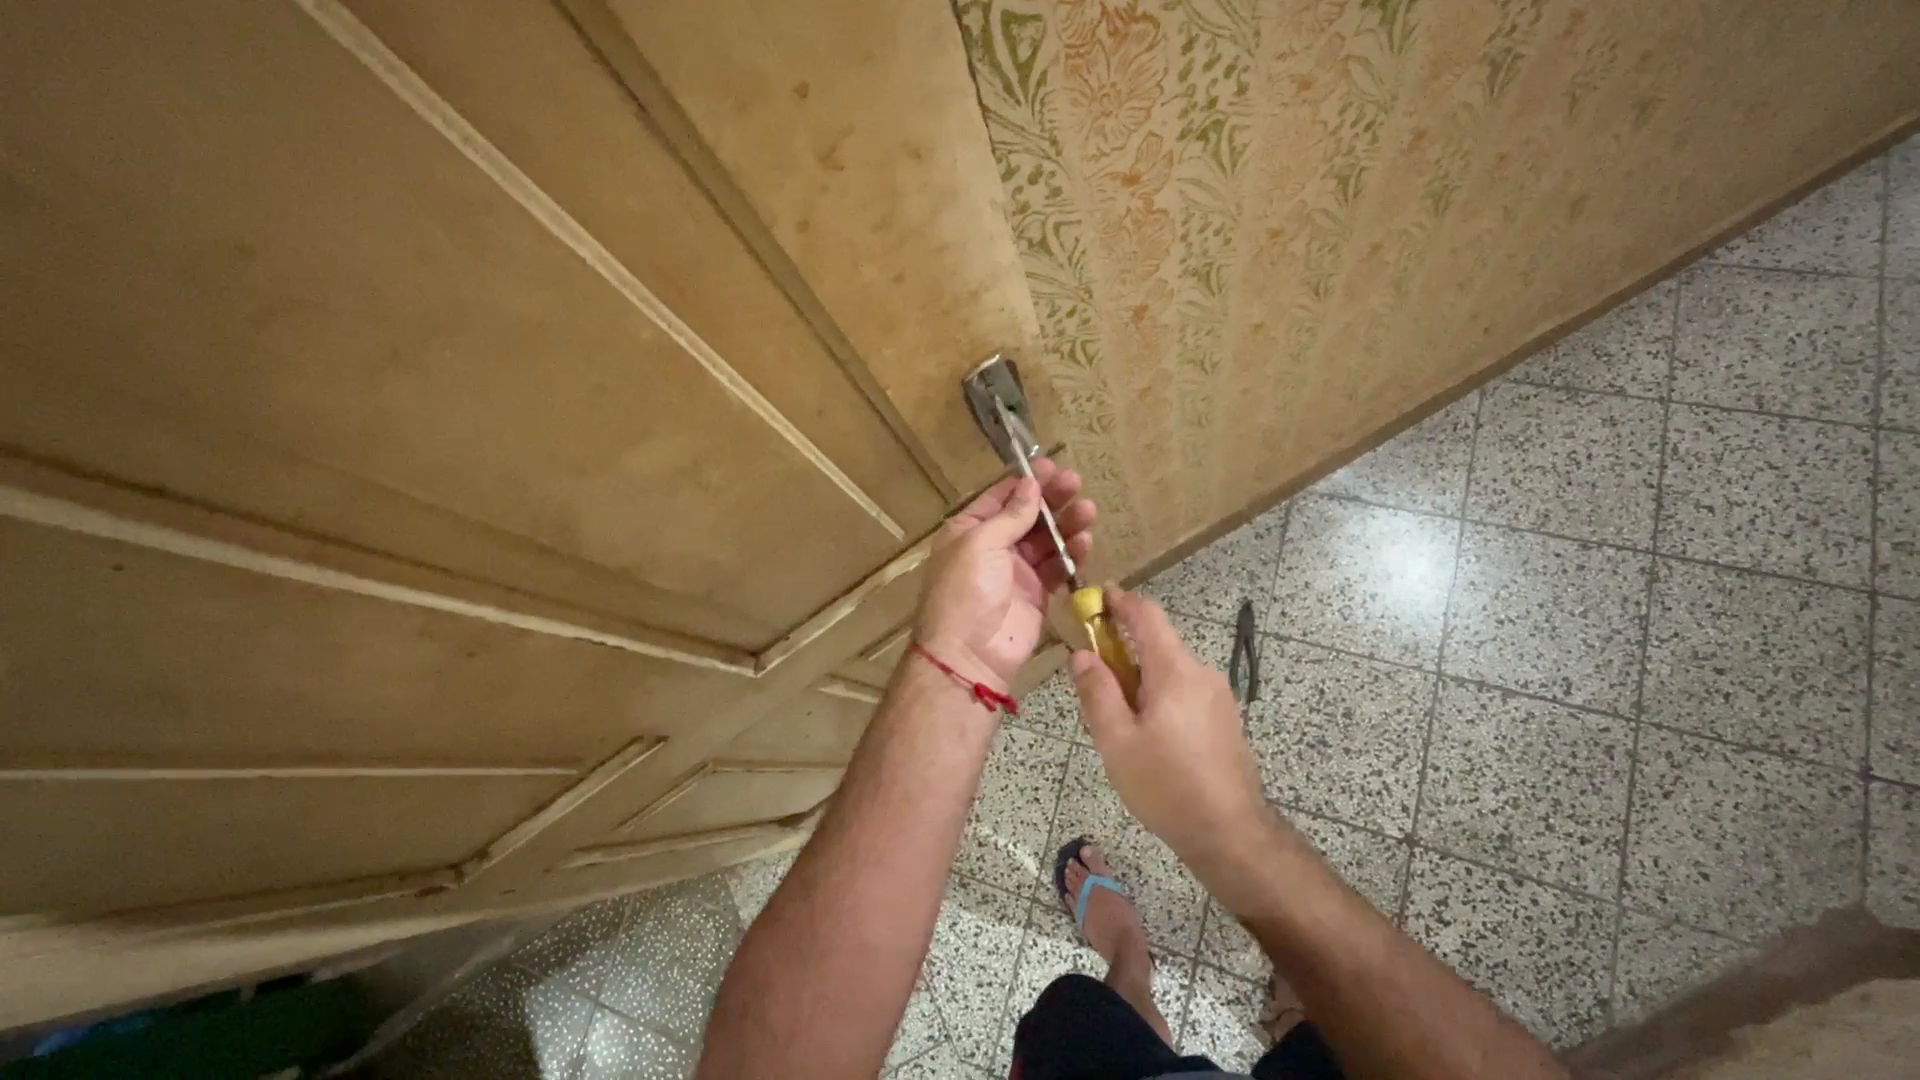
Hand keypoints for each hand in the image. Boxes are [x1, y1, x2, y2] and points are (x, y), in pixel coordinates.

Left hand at [915, 459, 1094, 688]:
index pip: (1000, 499)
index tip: (1051, 466)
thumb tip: (1030, 484)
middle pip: (1027, 516)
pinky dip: (1071, 554)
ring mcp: (1015, 572)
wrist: (969, 654)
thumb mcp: (980, 543)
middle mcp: (992, 548)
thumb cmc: (965, 590)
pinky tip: (1086, 541)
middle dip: (1052, 499)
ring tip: (1088, 510)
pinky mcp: (1036, 594)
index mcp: (968, 531)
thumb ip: (1010, 515)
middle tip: (1076, 482)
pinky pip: (1057, 567)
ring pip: (1047, 540)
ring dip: (1066, 524)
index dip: (1025, 483)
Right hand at [1070, 588, 1273, 866]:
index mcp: (1174, 671)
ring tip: (1118, 723)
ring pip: (1171, 672)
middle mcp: (1202, 673)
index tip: (1096, 598)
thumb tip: (1083, 654)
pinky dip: (1160, 697)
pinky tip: (1149, 737)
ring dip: (1141, 680)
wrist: (1231, 833)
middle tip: (1093, 684)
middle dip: (1123, 652)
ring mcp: (1219, 697)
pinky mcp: (1226, 719)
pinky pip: (1185, 692)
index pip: (1147, 615)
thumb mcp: (1117, 741)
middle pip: (1158, 645)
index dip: (1120, 601)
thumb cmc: (1166, 785)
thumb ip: (1097, 692)